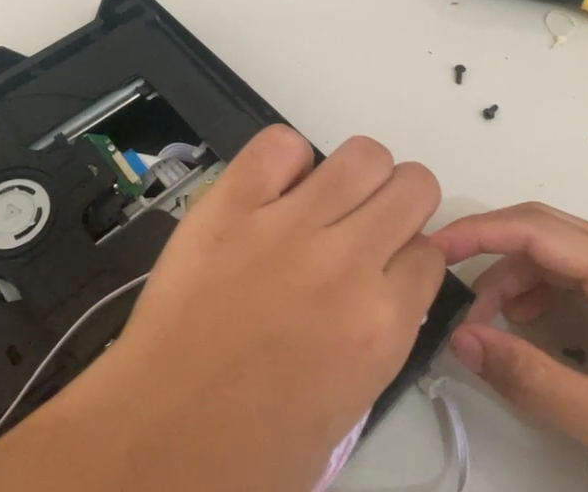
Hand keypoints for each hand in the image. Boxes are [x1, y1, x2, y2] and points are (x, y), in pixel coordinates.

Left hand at [0, 125, 446, 491]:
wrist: (157, 436)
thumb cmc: (253, 444)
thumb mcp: (350, 402)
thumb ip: (379, 333)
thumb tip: (383, 286)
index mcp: (381, 325)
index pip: (430, 252)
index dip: (409, 257)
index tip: (386, 265)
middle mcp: (346, 262)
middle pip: (413, 185)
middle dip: (399, 203)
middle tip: (364, 224)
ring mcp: (286, 225)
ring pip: (362, 155)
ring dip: (356, 175)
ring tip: (325, 201)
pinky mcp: (231, 202)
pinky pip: (280, 144)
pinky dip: (287, 159)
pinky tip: (275, 189)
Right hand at [432, 203, 587, 491]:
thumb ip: (531, 378)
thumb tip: (461, 340)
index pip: (539, 229)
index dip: (480, 231)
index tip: (432, 247)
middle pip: (548, 230)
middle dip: (493, 250)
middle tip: (449, 285)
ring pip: (562, 255)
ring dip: (516, 278)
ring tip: (487, 325)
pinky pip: (581, 279)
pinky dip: (542, 295)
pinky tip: (527, 329)